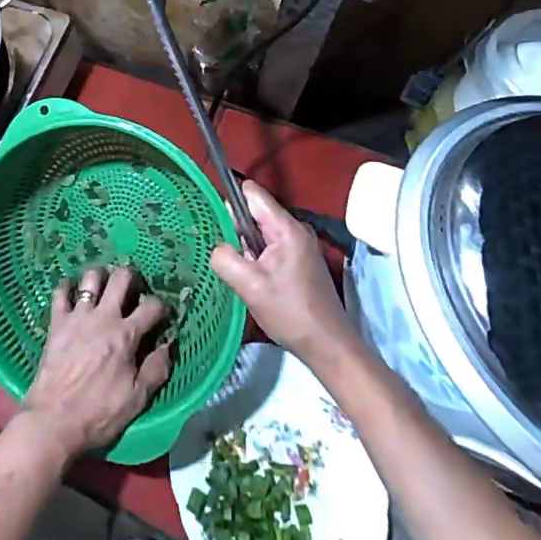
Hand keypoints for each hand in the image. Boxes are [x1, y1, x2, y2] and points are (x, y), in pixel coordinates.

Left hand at [22, 266, 172, 458]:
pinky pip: (61, 292)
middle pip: (121, 279)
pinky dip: (68, 286)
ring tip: (105, 284)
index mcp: (126, 335)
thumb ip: (156, 369)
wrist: (56, 418)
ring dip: (101, 276)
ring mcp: (78, 316)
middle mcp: (103, 317)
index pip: (152, 307)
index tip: (162, 313)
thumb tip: (169, 345)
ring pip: (91, 278)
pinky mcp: (57, 321)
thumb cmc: (100, 412)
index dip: (161, 306)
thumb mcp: (137, 398)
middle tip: (133, 287)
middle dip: (131, 277)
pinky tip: (72, 289)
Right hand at [210, 180, 359, 366]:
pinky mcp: (297, 259)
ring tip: (235, 268)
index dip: (229, 200)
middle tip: (223, 253)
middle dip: (234, 227)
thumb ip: (224, 258)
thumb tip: (217, 246)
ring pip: (258, 230)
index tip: (213, 221)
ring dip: (243, 245)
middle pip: (254, 212)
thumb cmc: (290, 313)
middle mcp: (295, 230)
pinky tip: (249, 277)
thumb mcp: (249, 286)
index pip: (252, 194)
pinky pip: (267, 245)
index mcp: (286, 229)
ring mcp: (298, 244)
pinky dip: (254, 256)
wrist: (327, 345)